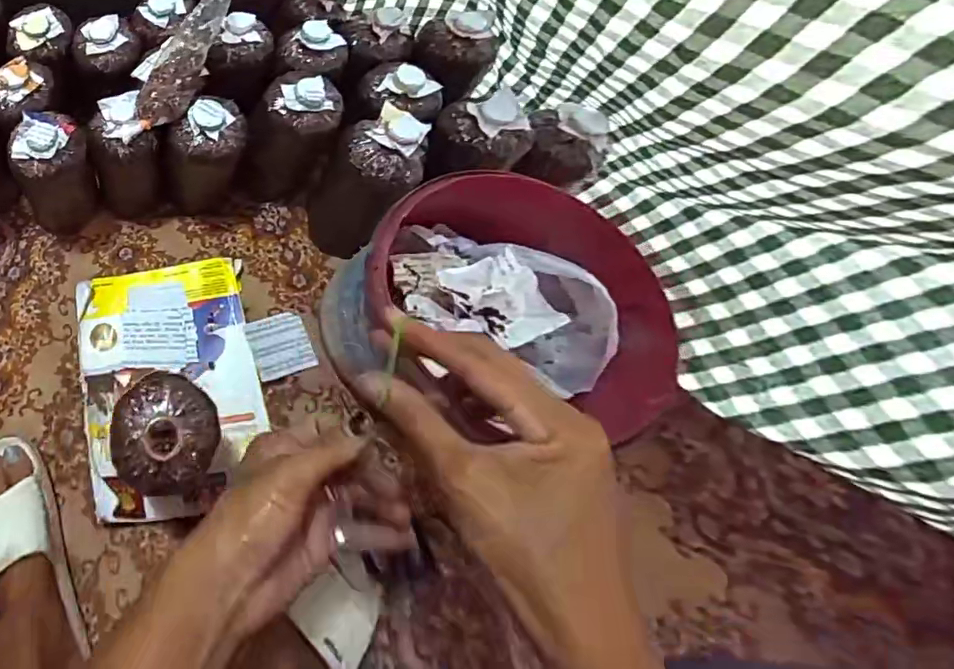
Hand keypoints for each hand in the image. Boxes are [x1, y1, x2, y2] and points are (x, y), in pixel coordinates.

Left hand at [87, 421, 411, 668]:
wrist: (232, 582)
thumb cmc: (253, 515)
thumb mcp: (287, 475)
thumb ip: (328, 453)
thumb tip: (364, 432)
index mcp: (285, 446)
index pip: (328, 431)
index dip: (357, 436)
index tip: (393, 440)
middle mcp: (302, 471)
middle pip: (347, 464)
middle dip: (376, 474)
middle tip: (405, 489)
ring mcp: (314, 507)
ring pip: (356, 496)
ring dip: (383, 503)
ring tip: (409, 515)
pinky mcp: (324, 541)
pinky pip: (357, 530)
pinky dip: (380, 532)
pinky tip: (405, 539)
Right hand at [355, 318, 657, 668]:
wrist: (584, 640)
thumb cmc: (524, 559)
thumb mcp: (463, 483)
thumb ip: (417, 421)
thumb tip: (369, 377)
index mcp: (560, 420)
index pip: (484, 363)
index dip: (430, 339)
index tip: (388, 317)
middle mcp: (572, 419)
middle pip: (497, 369)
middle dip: (441, 351)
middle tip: (394, 335)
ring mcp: (570, 441)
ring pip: (502, 393)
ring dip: (456, 380)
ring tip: (412, 367)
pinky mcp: (561, 462)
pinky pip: (510, 420)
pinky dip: (473, 411)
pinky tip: (444, 408)